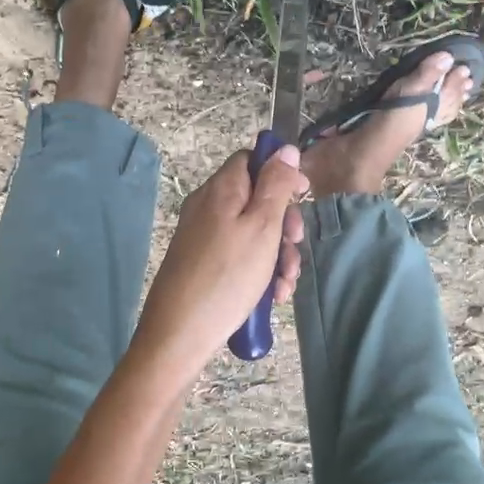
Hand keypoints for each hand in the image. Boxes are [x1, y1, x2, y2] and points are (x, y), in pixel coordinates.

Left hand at [132, 146, 308, 370]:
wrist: (180, 333)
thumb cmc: (226, 277)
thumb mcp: (261, 227)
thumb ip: (275, 186)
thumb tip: (285, 149)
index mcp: (220, 190)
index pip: (251, 160)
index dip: (280, 173)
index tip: (304, 195)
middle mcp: (208, 207)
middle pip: (256, 200)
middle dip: (284, 224)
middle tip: (295, 247)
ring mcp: (203, 237)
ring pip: (252, 233)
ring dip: (277, 256)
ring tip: (285, 284)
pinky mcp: (202, 264)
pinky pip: (238, 256)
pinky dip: (258, 272)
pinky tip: (271, 297)